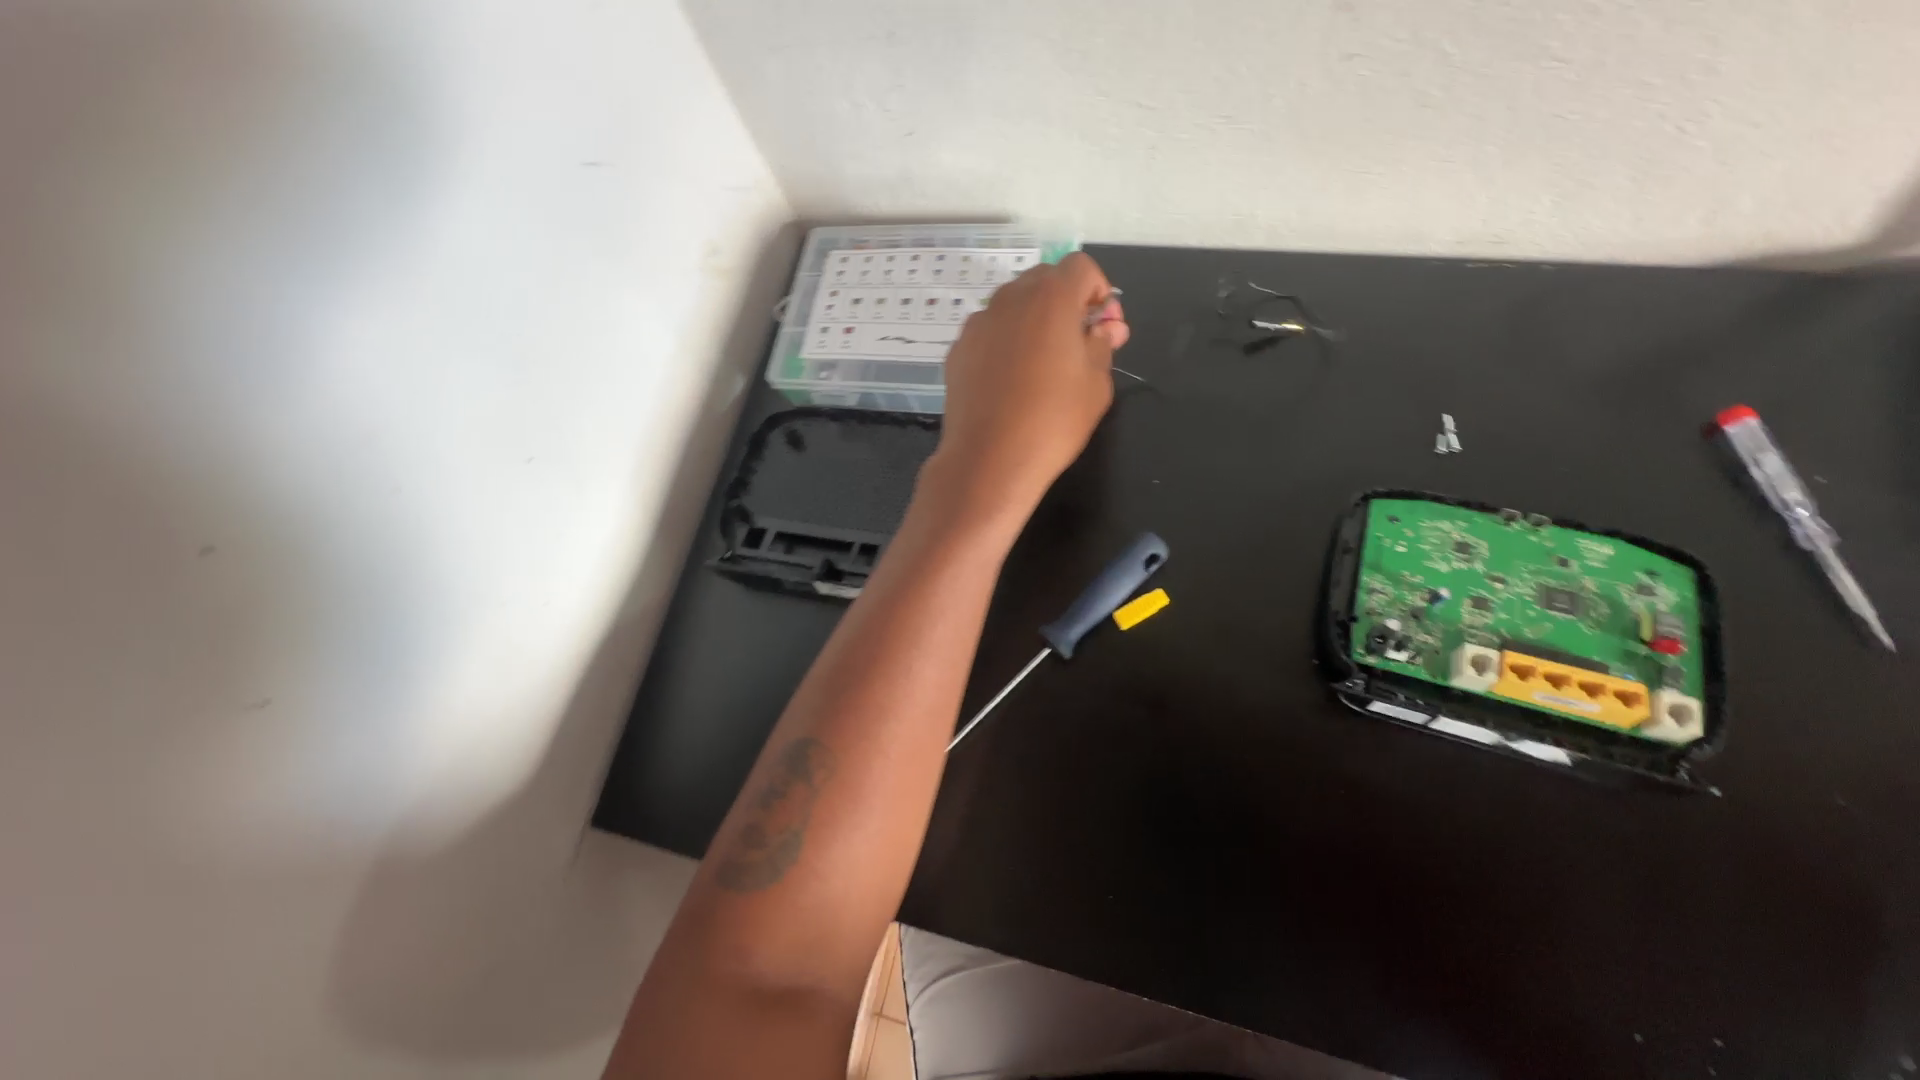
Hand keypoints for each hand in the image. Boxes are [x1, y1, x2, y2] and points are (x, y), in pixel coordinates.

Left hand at [922, 252, 1130, 520]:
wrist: (989, 460)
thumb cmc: (1053, 422)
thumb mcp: (1096, 385)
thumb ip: (1102, 346)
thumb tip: (1105, 328)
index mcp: (1051, 298)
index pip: (1080, 267)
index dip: (1098, 290)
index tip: (1101, 326)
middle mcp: (1010, 299)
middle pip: (1044, 280)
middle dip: (1065, 302)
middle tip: (1077, 344)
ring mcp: (978, 323)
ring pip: (1013, 305)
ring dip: (1033, 321)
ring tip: (1042, 366)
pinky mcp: (958, 350)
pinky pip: (990, 332)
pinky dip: (1005, 342)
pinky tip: (1010, 382)